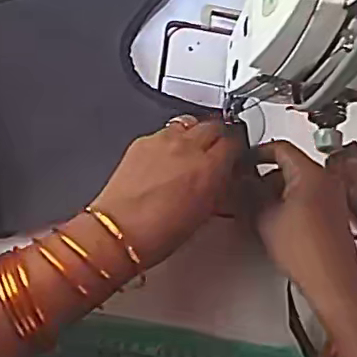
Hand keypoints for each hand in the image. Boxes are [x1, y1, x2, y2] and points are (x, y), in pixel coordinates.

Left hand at [89, 116, 242, 263]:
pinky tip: (166, 158)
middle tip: (216, 151)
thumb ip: (219, 188)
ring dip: (194, 134)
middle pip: (213, 125)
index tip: (234, 156)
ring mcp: (162, 140)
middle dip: (218, 137)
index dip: (236, 149)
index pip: (234, 142)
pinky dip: (170, 140)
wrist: (120, 231)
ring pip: (189, 123)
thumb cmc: (157, 232)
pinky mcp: (141, 141)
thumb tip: (224, 179)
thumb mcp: (204, 214)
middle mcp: (186, 147)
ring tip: (191, 152)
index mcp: (208, 167)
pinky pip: (164, 131)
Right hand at [253, 141, 356, 316]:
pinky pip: (308, 197)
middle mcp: (327, 180)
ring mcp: (334, 197)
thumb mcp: (265, 217)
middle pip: (290, 165)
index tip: (244, 161)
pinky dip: (290, 202)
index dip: (257, 153)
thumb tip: (244, 181)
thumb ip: (250, 192)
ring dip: (277, 190)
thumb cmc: (307, 252)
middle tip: (246, 186)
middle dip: (265, 175)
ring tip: (257, 207)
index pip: (280, 148)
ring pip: (299, 182)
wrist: (332, 282)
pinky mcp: (334, 214)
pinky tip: (275, 220)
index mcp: (311, 173)